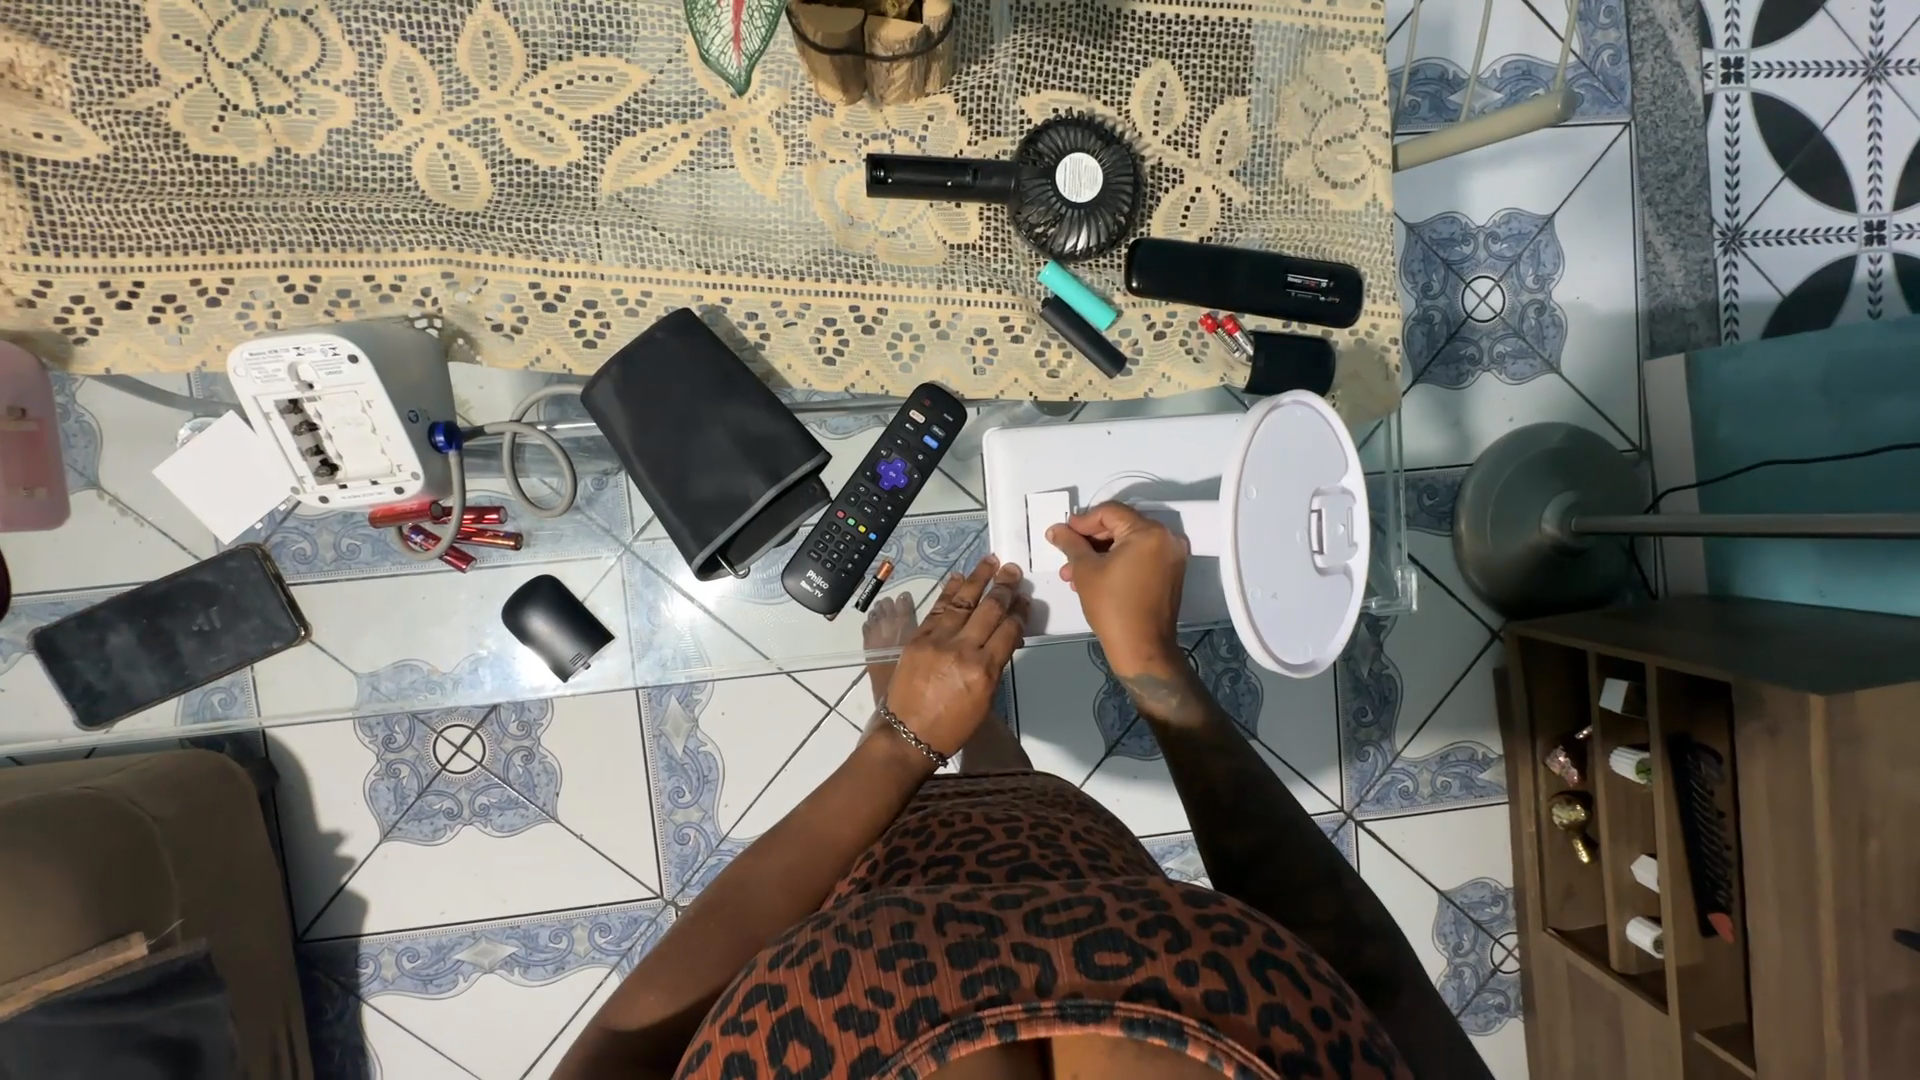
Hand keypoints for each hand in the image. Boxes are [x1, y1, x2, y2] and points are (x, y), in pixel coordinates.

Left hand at [879, 556, 1027, 761]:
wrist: (908, 735)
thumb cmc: (952, 726)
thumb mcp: (984, 700)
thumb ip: (994, 665)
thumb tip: (1005, 638)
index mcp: (984, 670)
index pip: (1009, 630)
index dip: (1019, 611)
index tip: (1025, 599)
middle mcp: (963, 649)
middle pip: (989, 609)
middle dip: (1004, 587)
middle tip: (1012, 570)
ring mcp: (938, 640)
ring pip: (963, 601)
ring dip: (978, 578)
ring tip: (990, 561)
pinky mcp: (918, 638)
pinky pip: (938, 608)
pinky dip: (950, 591)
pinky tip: (960, 577)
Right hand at [1047, 502, 1185, 673]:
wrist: (1142, 648)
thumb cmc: (1112, 607)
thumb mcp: (1085, 570)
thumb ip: (1070, 543)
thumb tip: (1056, 529)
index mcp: (1148, 532)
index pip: (1109, 512)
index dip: (1082, 521)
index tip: (1062, 534)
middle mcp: (1166, 538)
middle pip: (1120, 526)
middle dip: (1090, 541)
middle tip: (1066, 555)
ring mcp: (1171, 556)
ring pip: (1128, 543)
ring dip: (1100, 554)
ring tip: (1073, 574)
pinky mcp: (1170, 572)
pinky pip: (1139, 557)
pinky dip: (1117, 562)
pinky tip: (1094, 577)